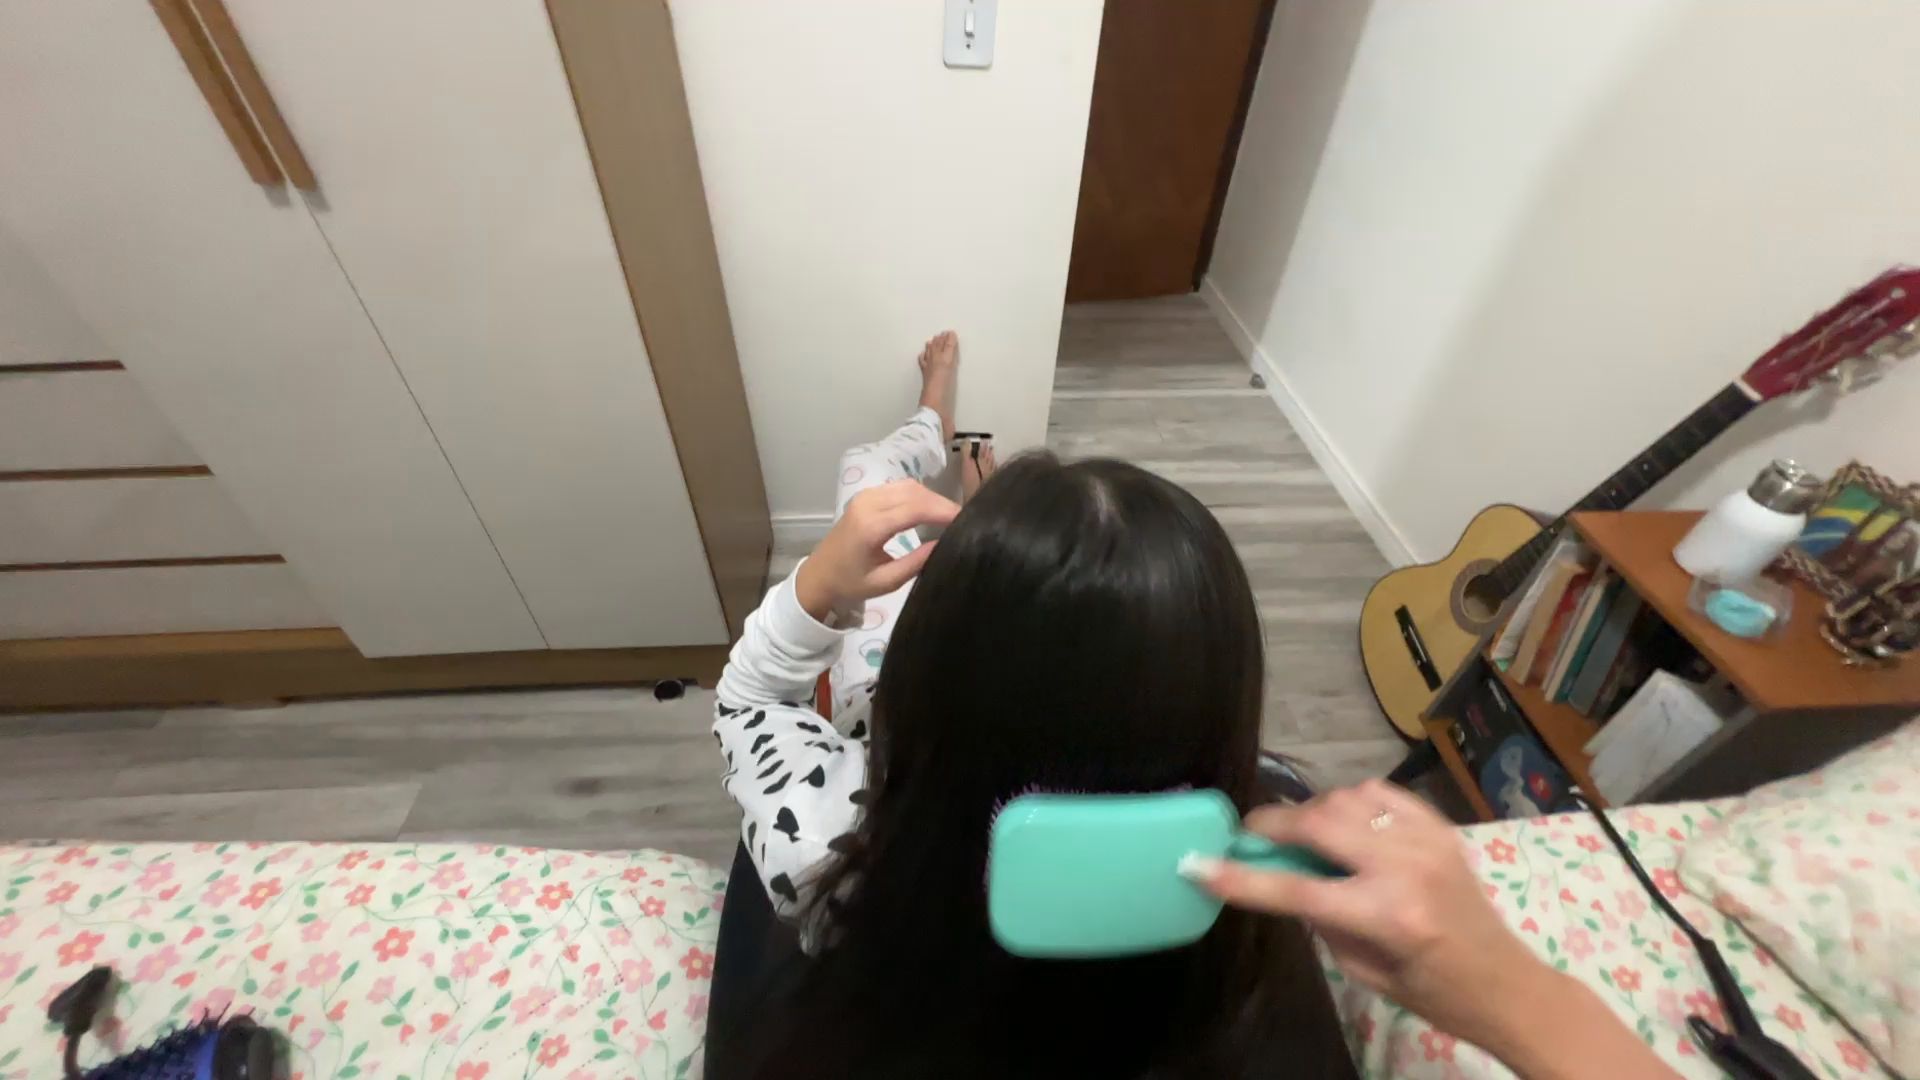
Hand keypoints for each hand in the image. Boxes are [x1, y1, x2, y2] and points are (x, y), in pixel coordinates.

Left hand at [795, 481, 958, 621]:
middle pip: (914, 492)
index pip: (915, 508)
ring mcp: (865, 496)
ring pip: (908, 486)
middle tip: (964, 520)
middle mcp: (867, 503)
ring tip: (950, 516)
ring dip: (932, 497)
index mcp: (870, 525)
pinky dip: (919, 495)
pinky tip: (930, 509)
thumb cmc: (850, 584)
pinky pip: (899, 487)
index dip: (943, 511)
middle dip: (942, 503)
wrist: (818, 577)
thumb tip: (945, 544)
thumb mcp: (885, 581)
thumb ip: (916, 563)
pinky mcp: (866, 496)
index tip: (966, 521)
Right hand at [1192, 779, 1555, 1048]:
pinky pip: (1374, 791)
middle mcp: (1405, 869)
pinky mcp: (1437, 824)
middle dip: (1271, 824)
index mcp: (1388, 918)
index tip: (1197, 864)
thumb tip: (1276, 869)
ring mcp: (1425, 839)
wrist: (1510, 984)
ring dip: (1309, 813)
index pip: (1295, 890)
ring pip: (1340, 799)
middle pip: (1315, 824)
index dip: (1240, 877)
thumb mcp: (1362, 968)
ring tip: (1305, 834)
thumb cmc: (1431, 990)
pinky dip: (1348, 801)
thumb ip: (1317, 915)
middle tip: (1251, 834)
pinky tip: (1346, 822)